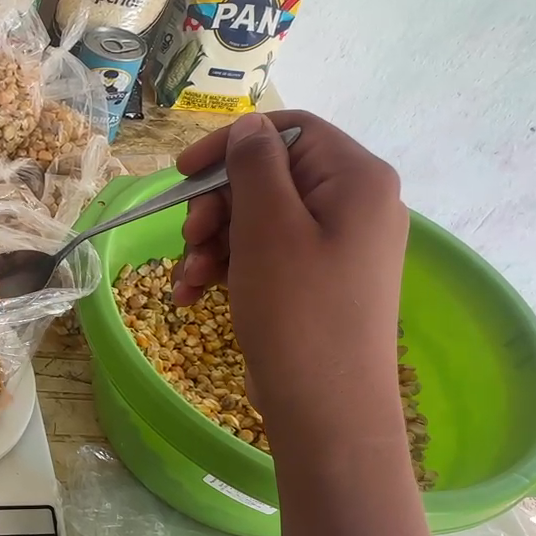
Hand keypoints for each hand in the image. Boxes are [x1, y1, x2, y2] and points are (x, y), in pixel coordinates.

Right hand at [174, 111, 406, 434]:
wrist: (327, 407)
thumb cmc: (298, 311)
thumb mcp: (268, 227)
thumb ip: (256, 165)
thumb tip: (249, 128)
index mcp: (355, 179)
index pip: (289, 131)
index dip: (230, 145)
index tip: (180, 174)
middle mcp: (354, 204)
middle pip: (268, 178)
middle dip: (216, 207)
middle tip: (189, 240)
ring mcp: (337, 246)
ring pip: (259, 220)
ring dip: (213, 244)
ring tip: (189, 281)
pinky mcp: (318, 281)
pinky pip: (266, 255)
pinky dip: (228, 269)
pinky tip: (194, 295)